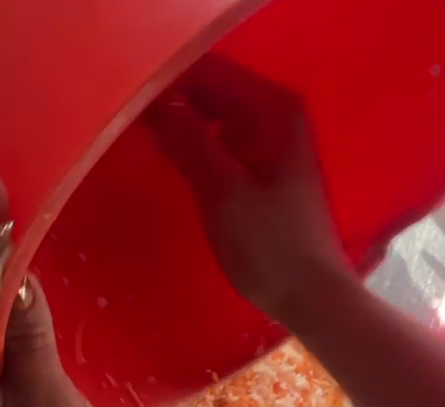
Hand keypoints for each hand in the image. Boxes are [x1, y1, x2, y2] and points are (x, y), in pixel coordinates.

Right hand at [144, 56, 359, 323]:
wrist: (313, 297)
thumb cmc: (270, 247)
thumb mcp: (222, 192)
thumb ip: (186, 141)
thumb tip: (152, 103)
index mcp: (273, 108)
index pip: (209, 72)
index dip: (168, 84)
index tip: (131, 102)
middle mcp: (280, 116)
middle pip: (216, 93)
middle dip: (177, 103)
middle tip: (134, 123)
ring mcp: (278, 147)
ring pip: (221, 121)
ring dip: (189, 128)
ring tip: (152, 143)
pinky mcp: (272, 176)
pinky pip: (229, 146)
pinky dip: (205, 150)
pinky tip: (183, 166)